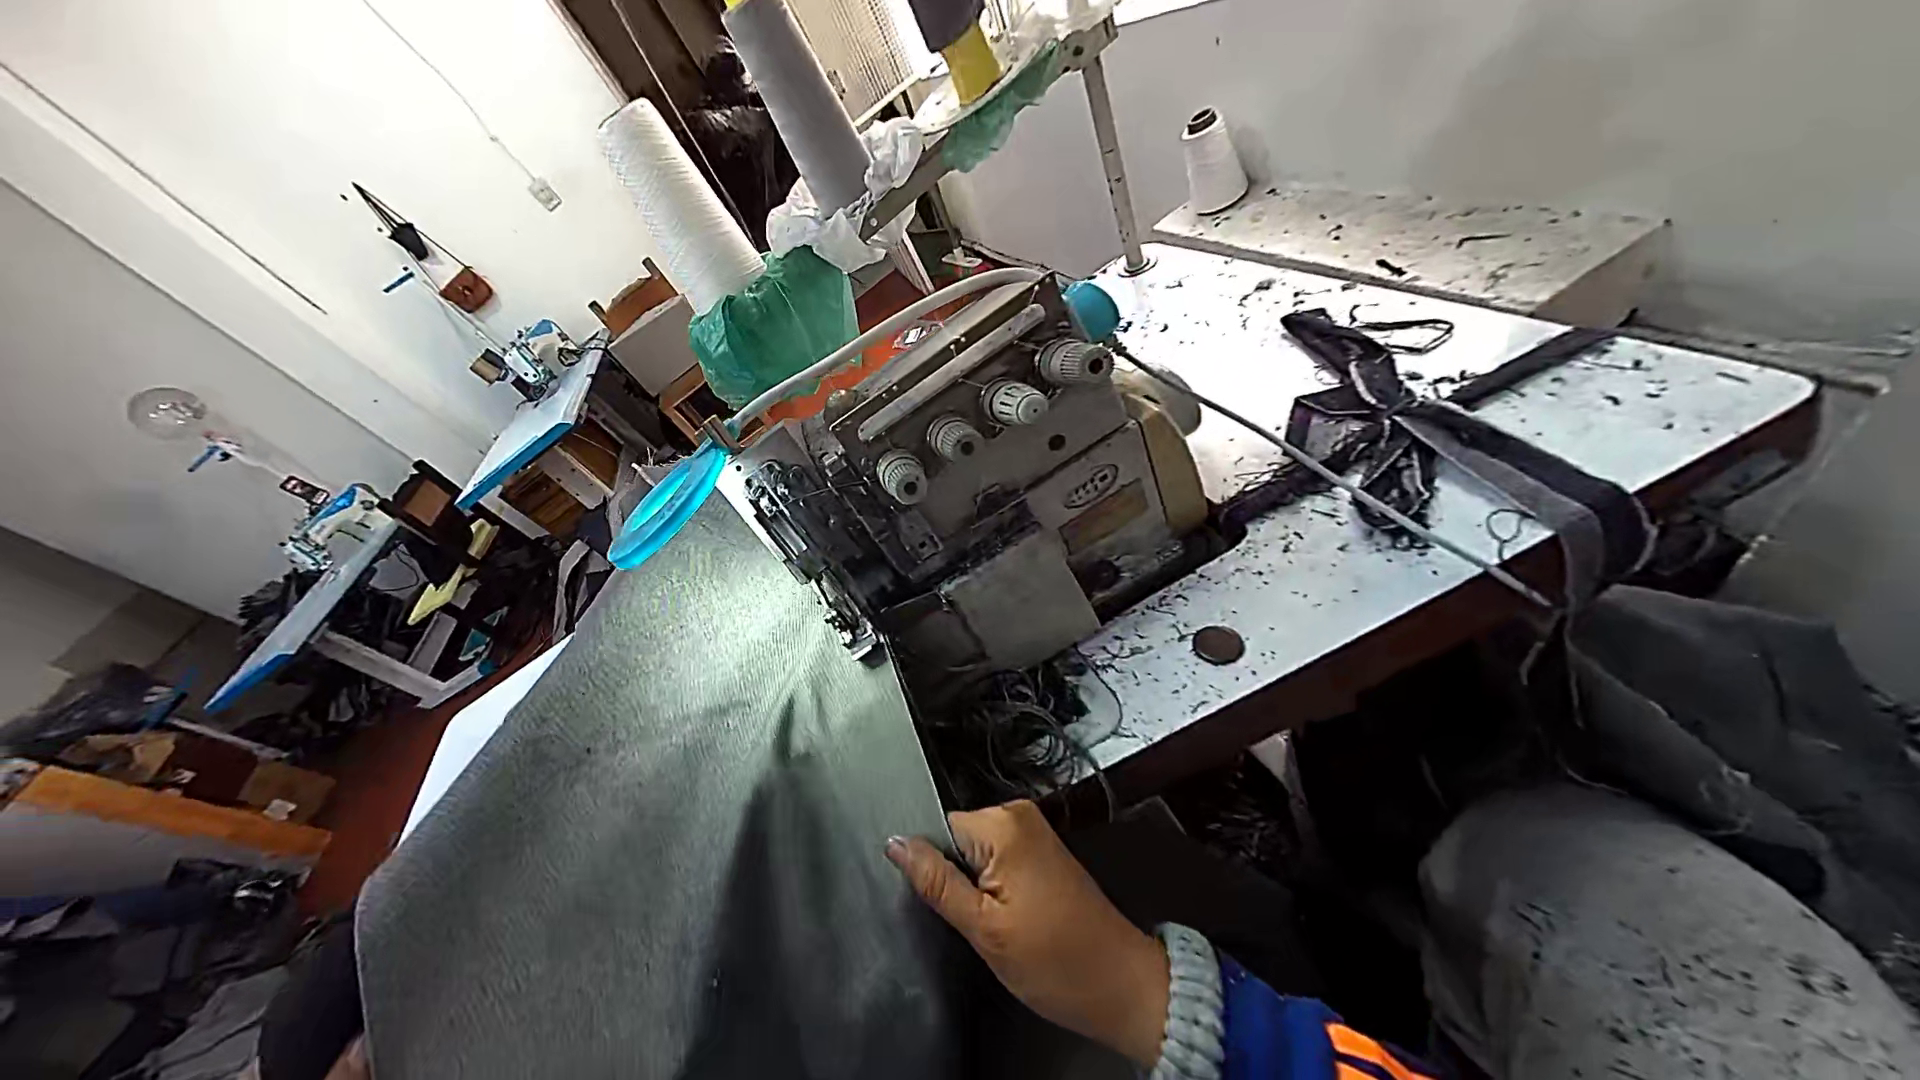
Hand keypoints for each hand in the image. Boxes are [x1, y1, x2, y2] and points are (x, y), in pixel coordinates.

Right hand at [886, 800, 1169, 1065]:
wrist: (1118, 982)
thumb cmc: (1060, 961)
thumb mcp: (983, 928)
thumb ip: (935, 881)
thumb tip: (897, 844)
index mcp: (1004, 824)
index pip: (938, 827)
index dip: (931, 866)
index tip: (944, 899)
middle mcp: (1019, 815)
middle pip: (955, 836)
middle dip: (953, 876)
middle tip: (974, 918)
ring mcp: (1032, 830)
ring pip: (973, 849)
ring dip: (973, 884)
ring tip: (996, 920)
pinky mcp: (1039, 848)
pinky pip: (995, 856)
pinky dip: (991, 885)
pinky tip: (1007, 914)